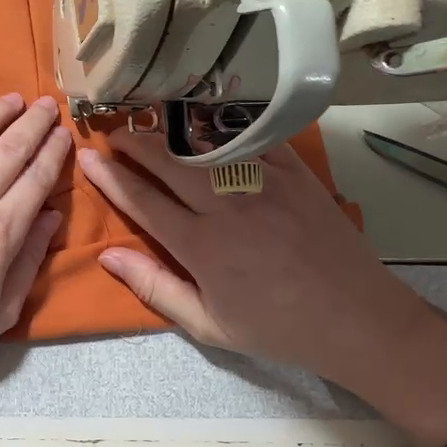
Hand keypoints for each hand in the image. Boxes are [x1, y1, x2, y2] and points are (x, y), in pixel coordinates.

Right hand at [80, 132, 446, 446]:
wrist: (359, 319)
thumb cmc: (277, 328)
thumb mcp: (209, 325)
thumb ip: (155, 287)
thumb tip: (107, 255)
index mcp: (202, 246)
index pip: (142, 200)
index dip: (110, 176)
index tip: (88, 156)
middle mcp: (226, 206)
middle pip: (167, 161)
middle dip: (134, 142)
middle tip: (113, 131)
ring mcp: (263, 184)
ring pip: (204, 144)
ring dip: (170, 129)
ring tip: (148, 120)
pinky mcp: (294, 172)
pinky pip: (250, 138)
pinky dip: (221, 125)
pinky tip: (204, 118)